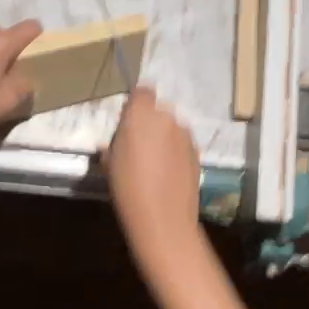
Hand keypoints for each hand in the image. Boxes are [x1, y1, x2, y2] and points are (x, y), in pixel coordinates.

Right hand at [106, 87, 202, 245]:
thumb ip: (114, 143)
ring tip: (155, 161)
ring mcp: (185, 134)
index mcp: (141, 115)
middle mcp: (166, 117)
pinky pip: (183, 143)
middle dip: (150, 121)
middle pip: (158, 109)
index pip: (142, 91)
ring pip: (173, 126)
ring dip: (165, 136)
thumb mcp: (109, 164)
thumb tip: (115, 141)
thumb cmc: (127, 188)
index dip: (136, 103)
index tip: (128, 120)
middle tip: (139, 144)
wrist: (163, 217)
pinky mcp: (198, 151)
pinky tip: (169, 172)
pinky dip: (176, 151)